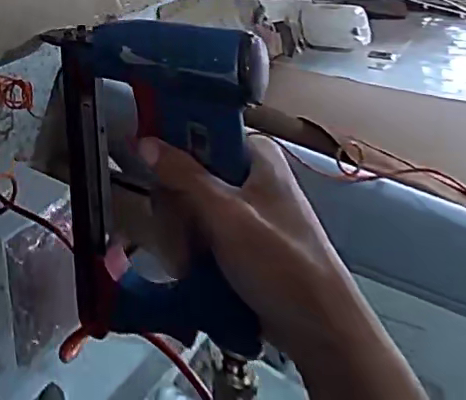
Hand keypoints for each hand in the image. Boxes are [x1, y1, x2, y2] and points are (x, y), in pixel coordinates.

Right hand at [138, 135, 425, 399]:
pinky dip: (192, 250)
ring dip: (183, 235)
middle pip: (186, 172)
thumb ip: (182, 174)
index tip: (149, 163)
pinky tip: (195, 269)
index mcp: (255, 153)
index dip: (170, 144)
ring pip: (188, 205)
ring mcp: (243, 209)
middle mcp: (249, 173)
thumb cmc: (281, 263)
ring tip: (192, 261)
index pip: (198, 130)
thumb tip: (143, 141)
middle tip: (184, 233)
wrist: (322, 334)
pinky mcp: (239, 240)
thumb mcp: (226, 214)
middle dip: (178, 208)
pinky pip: (198, 231)